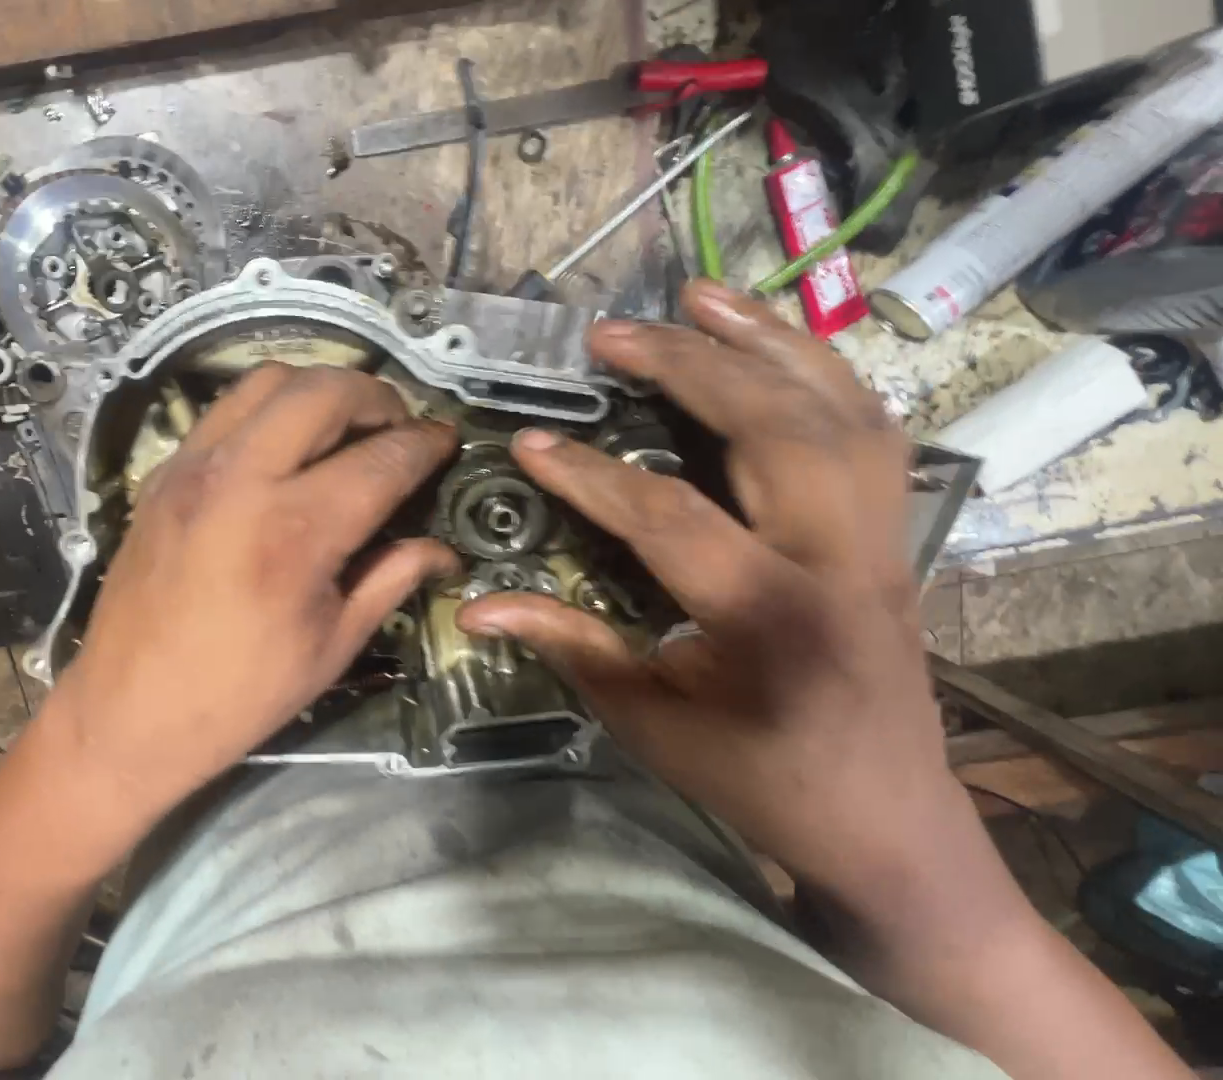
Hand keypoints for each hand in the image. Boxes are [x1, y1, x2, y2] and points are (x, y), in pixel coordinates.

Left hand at [46, 363, 457, 812]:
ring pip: (267, 381)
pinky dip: (267, 410)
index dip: (426, 444)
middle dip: (377, 397)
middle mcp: (241, 477)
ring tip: (343, 428)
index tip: (447, 442)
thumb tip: (440, 549)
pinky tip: (282, 449)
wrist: (127, 712)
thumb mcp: (331, 646)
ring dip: (318, 390)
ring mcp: (192, 467)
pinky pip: (224, 411)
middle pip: (323, 390)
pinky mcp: (161, 474)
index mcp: (294, 529)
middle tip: (398, 427)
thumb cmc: (237, 695)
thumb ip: (390, 579)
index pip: (381, 458)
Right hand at [460, 281, 957, 898]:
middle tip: (612, 332)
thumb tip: (474, 605)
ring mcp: (882, 539)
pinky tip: (772, 344)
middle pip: (774, 429)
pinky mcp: (893, 534)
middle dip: (688, 366)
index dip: (591, 474)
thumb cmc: (753, 774)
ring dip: (766, 342)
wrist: (883, 818)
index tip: (529, 441)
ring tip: (701, 294)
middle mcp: (839, 559)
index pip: (670, 516)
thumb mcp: (646, 718)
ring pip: (838, 409)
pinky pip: (868, 429)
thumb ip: (566, 643)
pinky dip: (819, 371)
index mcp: (769, 615)